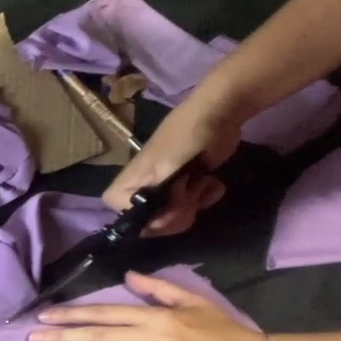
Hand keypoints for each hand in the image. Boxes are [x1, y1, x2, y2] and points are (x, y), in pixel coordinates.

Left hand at [27, 272, 270, 340]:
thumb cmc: (223, 331)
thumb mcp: (194, 302)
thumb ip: (159, 290)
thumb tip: (129, 275)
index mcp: (157, 316)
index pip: (107, 313)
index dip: (74, 314)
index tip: (45, 316)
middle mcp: (154, 335)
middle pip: (101, 334)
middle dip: (65, 336)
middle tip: (32, 339)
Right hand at [102, 90, 237, 235]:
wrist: (217, 115)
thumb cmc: (183, 138)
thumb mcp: (161, 170)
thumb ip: (152, 199)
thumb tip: (153, 225)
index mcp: (123, 192)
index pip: (128, 224)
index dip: (153, 220)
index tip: (173, 204)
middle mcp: (138, 196)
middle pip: (154, 225)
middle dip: (178, 212)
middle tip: (189, 189)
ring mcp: (163, 194)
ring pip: (175, 219)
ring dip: (195, 202)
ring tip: (200, 181)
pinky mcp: (185, 190)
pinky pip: (193, 209)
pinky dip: (207, 197)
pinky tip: (210, 181)